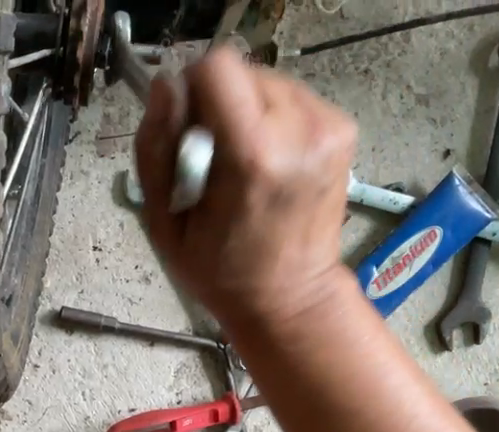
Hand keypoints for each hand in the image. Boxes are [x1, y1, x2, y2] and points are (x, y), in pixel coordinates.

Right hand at [135, 48, 358, 334]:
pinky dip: (271, 122)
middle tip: (213, 163)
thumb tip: (165, 87)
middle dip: (219, 107)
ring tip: (240, 168)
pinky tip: (265, 166)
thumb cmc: (219, 272)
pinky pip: (291, 99)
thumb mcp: (164, 225)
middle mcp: (301, 130)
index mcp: (253, 156)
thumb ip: (155, 150)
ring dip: (245, 114)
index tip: (188, 133)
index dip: (192, 92)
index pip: (217, 67)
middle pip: (242, 72)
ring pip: (267, 82)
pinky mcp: (343, 127)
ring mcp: (329, 126)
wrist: (289, 297)